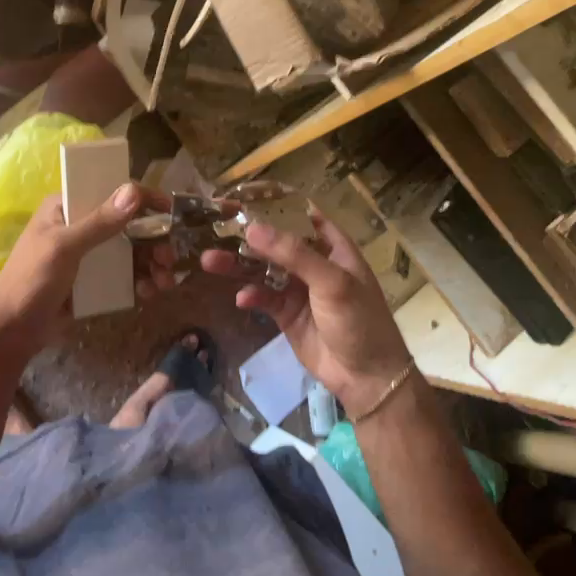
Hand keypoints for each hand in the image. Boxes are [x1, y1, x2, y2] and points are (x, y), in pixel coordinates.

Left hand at [0, 183, 170, 362]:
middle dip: (153, 239)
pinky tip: (150, 291)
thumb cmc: (31, 281)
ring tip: (165, 281)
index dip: (142, 198)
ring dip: (151, 262)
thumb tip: (133, 191)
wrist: (12, 332)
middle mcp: (79, 225)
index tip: (170, 211)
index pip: (109, 191)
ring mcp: (88, 254)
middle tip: (169, 258)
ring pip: (130, 249)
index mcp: (66, 207)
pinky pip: (124, 273)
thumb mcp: (64, 248)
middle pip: (127, 222)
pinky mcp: (93, 280)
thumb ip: (98, 222)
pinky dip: (141, 279)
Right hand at [203, 209, 412, 416]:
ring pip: (263, 269)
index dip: (274, 206)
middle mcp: (313, 263)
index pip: (300, 216)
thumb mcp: (332, 281)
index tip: (241, 197)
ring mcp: (299, 289)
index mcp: (333, 247)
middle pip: (275, 242)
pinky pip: (263, 298)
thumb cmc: (359, 320)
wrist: (366, 377)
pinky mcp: (286, 314)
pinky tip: (242, 299)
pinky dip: (251, 296)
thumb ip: (293, 254)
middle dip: (247, 236)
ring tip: (209, 260)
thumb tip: (253, 228)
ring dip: (239, 266)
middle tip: (215, 228)